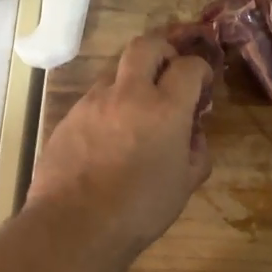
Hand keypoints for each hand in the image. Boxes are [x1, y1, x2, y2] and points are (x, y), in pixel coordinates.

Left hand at [28, 35, 213, 247]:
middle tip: (169, 70)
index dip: (200, 70)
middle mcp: (129, 94)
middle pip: (146, 45)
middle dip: (164, 49)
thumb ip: (196, 152)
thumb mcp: (185, 184)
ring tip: (137, 109)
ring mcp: (94, 102)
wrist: (74, 226)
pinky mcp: (69, 116)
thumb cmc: (140, 209)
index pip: (189, 66)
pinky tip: (110, 136)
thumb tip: (192, 135)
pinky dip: (109, 106)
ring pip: (115, 69)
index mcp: (165, 109)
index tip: (202, 85)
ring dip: (132, 79)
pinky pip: (94, 98)